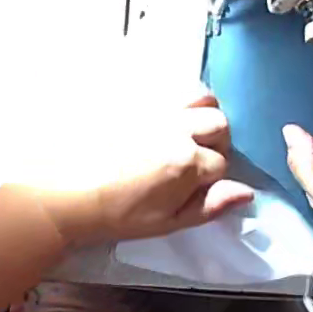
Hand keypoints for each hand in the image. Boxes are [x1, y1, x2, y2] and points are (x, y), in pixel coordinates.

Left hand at [21, 89, 255, 248]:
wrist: (65, 193)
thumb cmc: (114, 214)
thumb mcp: (164, 222)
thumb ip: (207, 206)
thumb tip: (246, 192)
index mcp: (187, 163)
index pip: (223, 164)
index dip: (213, 179)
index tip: (196, 187)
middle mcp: (177, 130)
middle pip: (219, 126)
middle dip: (216, 143)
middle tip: (194, 160)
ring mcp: (155, 111)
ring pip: (201, 100)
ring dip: (202, 116)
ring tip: (184, 135)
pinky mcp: (134, 101)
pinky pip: (169, 89)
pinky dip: (177, 102)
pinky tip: (163, 120)